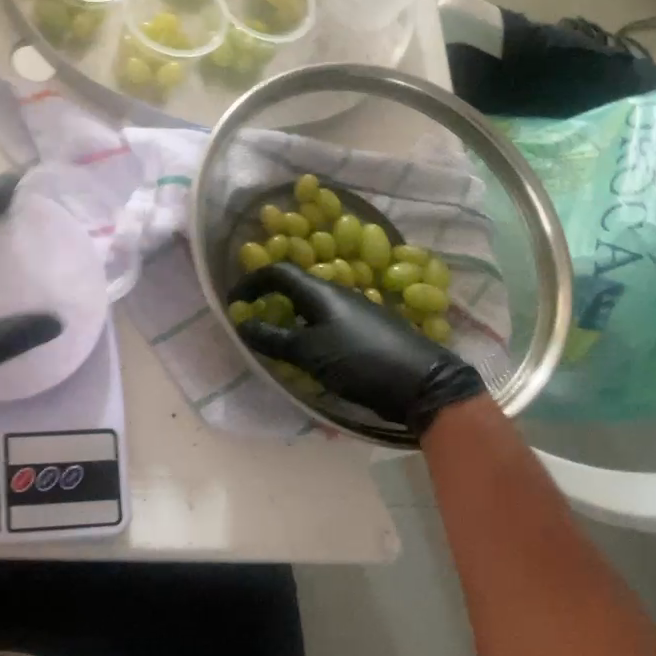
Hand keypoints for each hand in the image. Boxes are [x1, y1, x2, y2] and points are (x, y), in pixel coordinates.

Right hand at [229, 262, 484, 434]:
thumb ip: (272, 338)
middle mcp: (339, 293)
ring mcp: (356, 311)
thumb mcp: (308, 353)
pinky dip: (308, 331)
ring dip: (289, 319)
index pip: (278, 271)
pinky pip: (327, 323)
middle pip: (295, 288)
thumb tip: (241, 324)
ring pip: (312, 307)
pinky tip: (309, 355)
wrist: (422, 383)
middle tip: (251, 324)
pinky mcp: (368, 330)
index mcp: (321, 291)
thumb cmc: (360, 362)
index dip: (251, 283)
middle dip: (269, 301)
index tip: (233, 303)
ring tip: (275, 343)